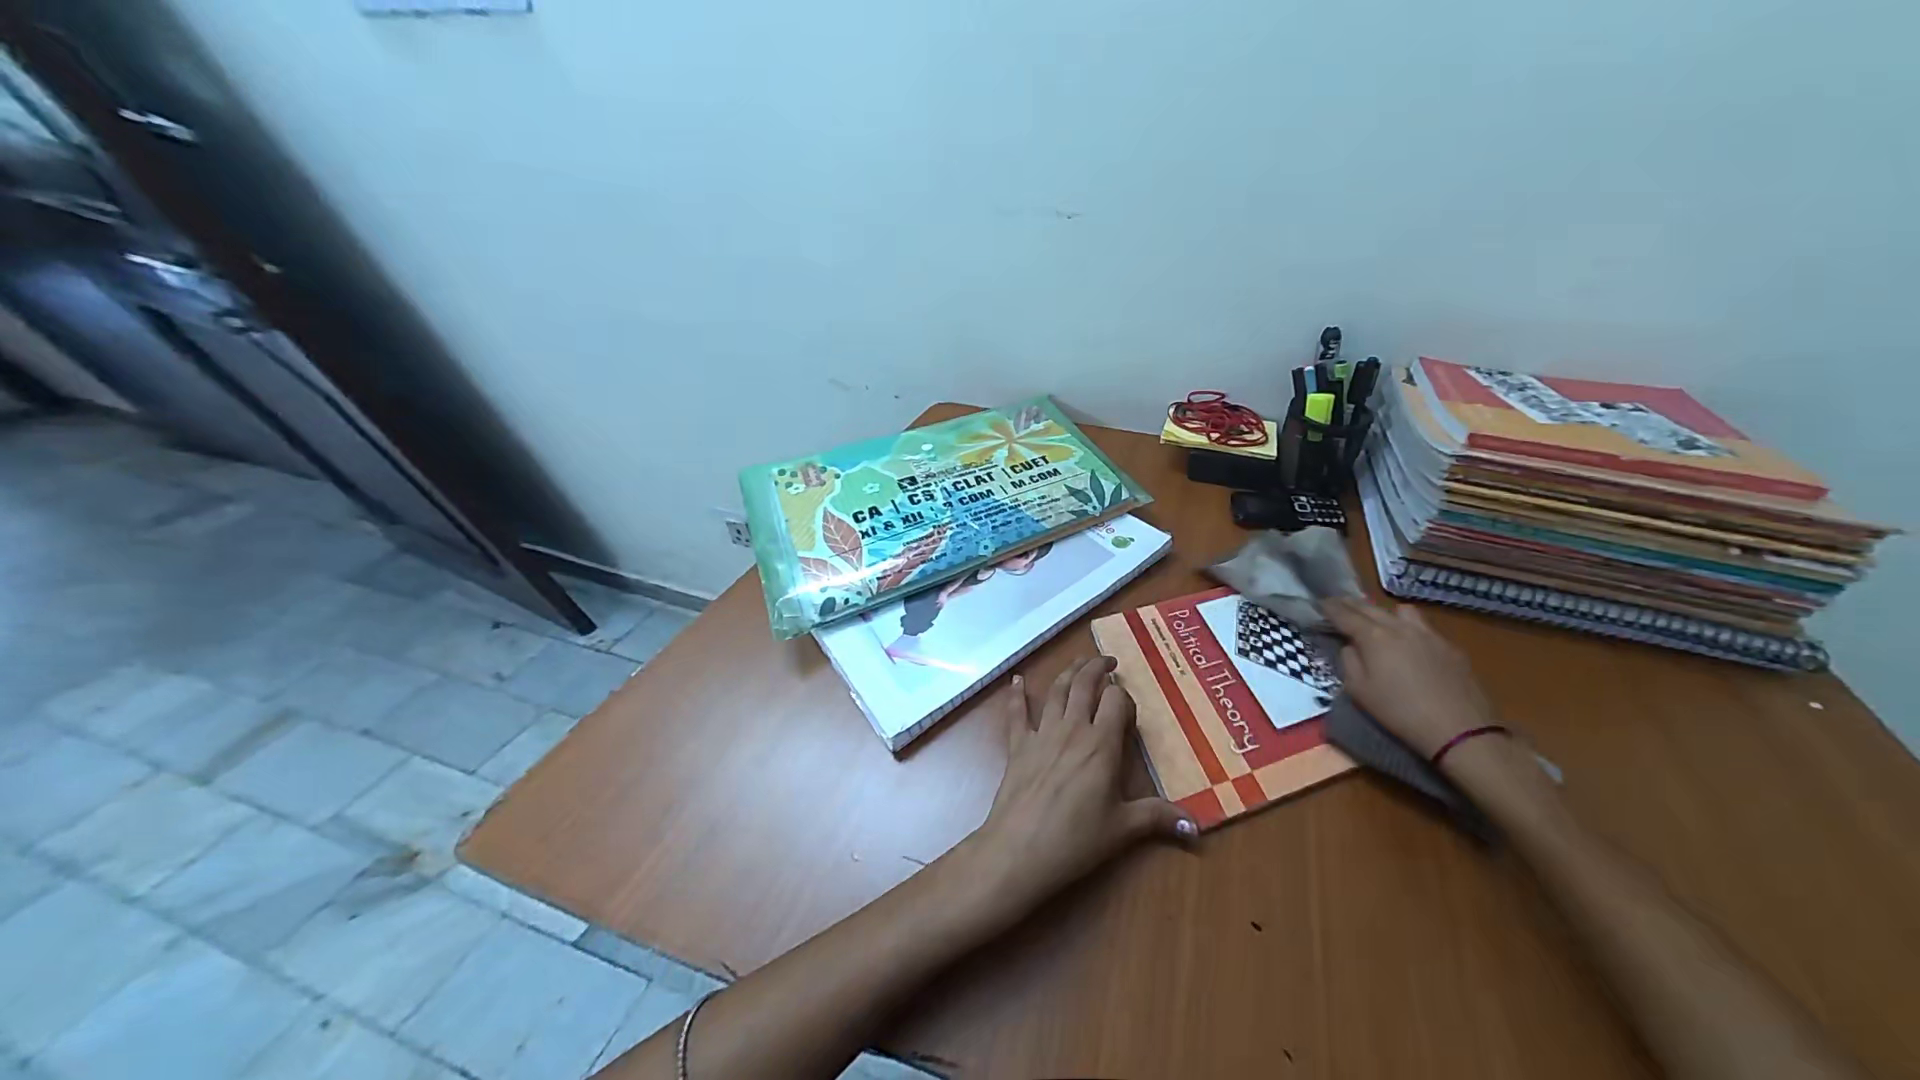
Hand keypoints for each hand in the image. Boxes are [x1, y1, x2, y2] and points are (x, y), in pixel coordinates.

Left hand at [966, 657, 1195, 915]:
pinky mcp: (1017, 745)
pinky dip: (1017, 694)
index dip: (1124, 697)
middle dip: (1097, 668)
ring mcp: (1041, 734)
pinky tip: (1016, 679)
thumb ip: (1158, 818)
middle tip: (1108, 661)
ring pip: (1055, 691)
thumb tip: (1196, 826)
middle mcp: (1072, 729)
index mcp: (1101, 744)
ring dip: (1068, 673)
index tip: (1128, 704)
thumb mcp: (1122, 829)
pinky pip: (1016, 712)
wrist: (1019, 849)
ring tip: (1078, 663)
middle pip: (1084, 685)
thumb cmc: (1076, 839)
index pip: (1116, 701)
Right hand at [1323, 597, 1498, 757]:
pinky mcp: (1450, 647)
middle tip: (1338, 603)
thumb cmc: (1399, 712)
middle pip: (1370, 607)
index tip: (1319, 603)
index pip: (1345, 615)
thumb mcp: (1359, 691)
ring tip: (1378, 621)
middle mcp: (1400, 627)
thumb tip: (1351, 646)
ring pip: (1401, 610)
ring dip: (1384, 611)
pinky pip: (1423, 627)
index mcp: (1373, 637)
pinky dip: (1408, 627)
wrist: (1458, 729)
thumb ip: (1349, 661)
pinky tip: (1409, 643)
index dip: (1329, 607)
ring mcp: (1428, 634)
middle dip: (1351, 604)